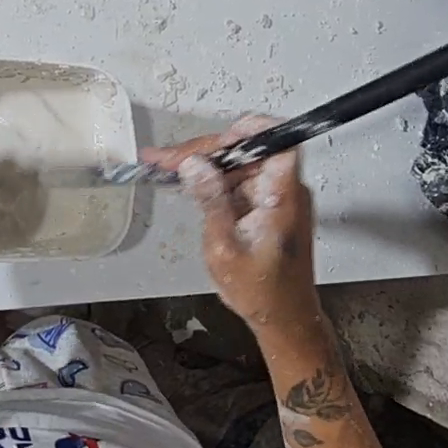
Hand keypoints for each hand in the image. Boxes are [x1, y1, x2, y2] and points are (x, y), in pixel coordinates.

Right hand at [142, 115, 319, 335]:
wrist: (282, 317)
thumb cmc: (259, 290)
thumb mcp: (224, 246)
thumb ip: (210, 200)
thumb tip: (193, 164)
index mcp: (281, 195)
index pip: (278, 142)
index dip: (248, 130)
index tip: (212, 139)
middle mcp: (283, 189)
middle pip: (247, 151)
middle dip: (205, 151)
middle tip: (164, 158)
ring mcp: (275, 197)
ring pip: (238, 165)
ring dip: (202, 165)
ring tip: (163, 166)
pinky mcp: (266, 206)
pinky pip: (238, 182)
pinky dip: (211, 181)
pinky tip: (184, 182)